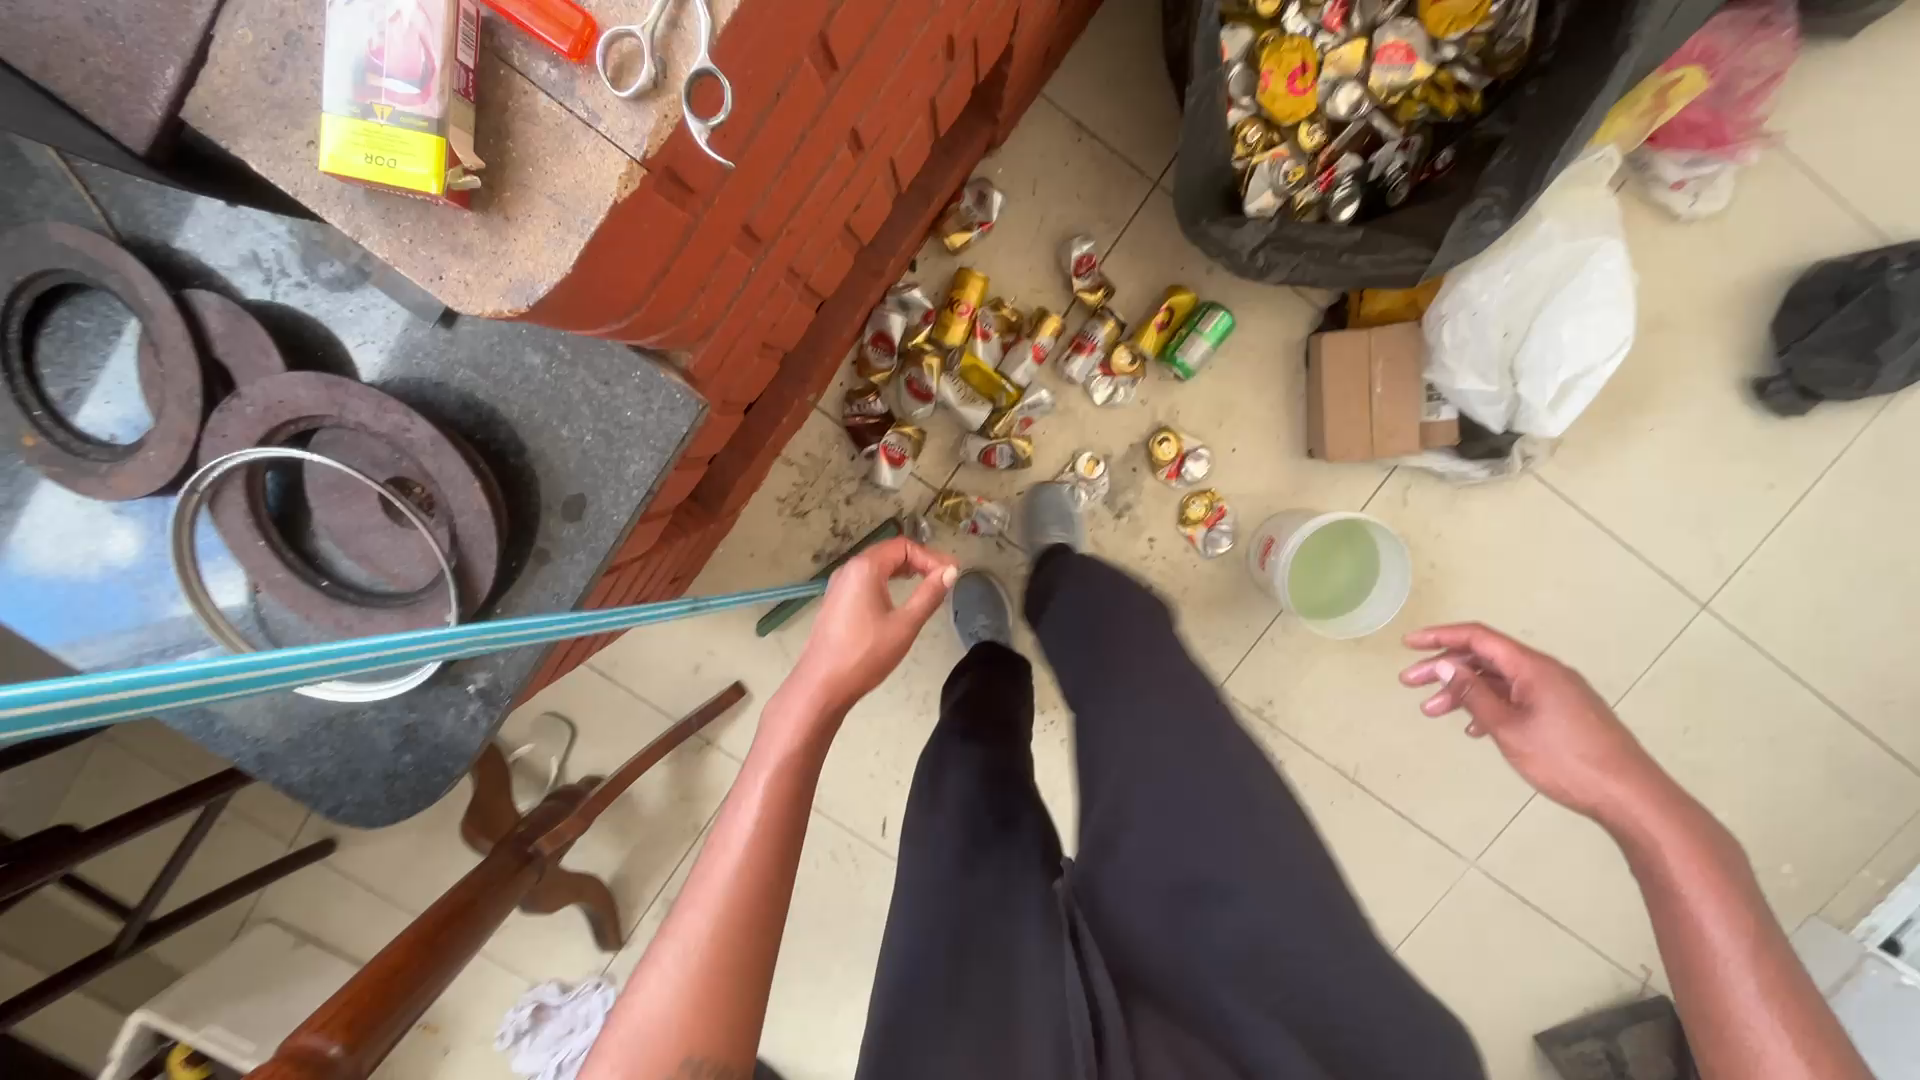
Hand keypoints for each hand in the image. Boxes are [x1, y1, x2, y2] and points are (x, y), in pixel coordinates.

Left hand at [782, 537, 957, 721]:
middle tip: (943, 577)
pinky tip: (899, 598)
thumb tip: (951, 572)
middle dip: (919, 561)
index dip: (931, 556)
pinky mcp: (836, 601)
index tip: (951, 573)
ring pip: (876, 566)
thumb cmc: (865, 654)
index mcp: (865, 568)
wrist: (822, 684)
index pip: (903, 546)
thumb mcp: (905, 625)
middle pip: (889, 551)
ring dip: (903, 570)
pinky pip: (865, 580)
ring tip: (927, 584)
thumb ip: (929, 594)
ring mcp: (839, 585)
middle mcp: (848, 570)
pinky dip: (887, 581)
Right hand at [1400, 622, 1665, 824]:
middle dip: (1444, 668)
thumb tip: (1444, 665)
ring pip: (1497, 680)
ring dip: (1463, 692)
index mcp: (1532, 667)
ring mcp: (1556, 692)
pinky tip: (1473, 729)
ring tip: (1432, 713)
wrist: (1629, 795)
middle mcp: (1544, 671)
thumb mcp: (1507, 727)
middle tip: (1409, 684)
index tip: (1408, 644)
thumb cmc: (1564, 759)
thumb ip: (1473, 694)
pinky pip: (1515, 697)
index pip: (1477, 637)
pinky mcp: (1562, 711)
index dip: (1439, 637)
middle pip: (1484, 658)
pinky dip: (1488, 706)